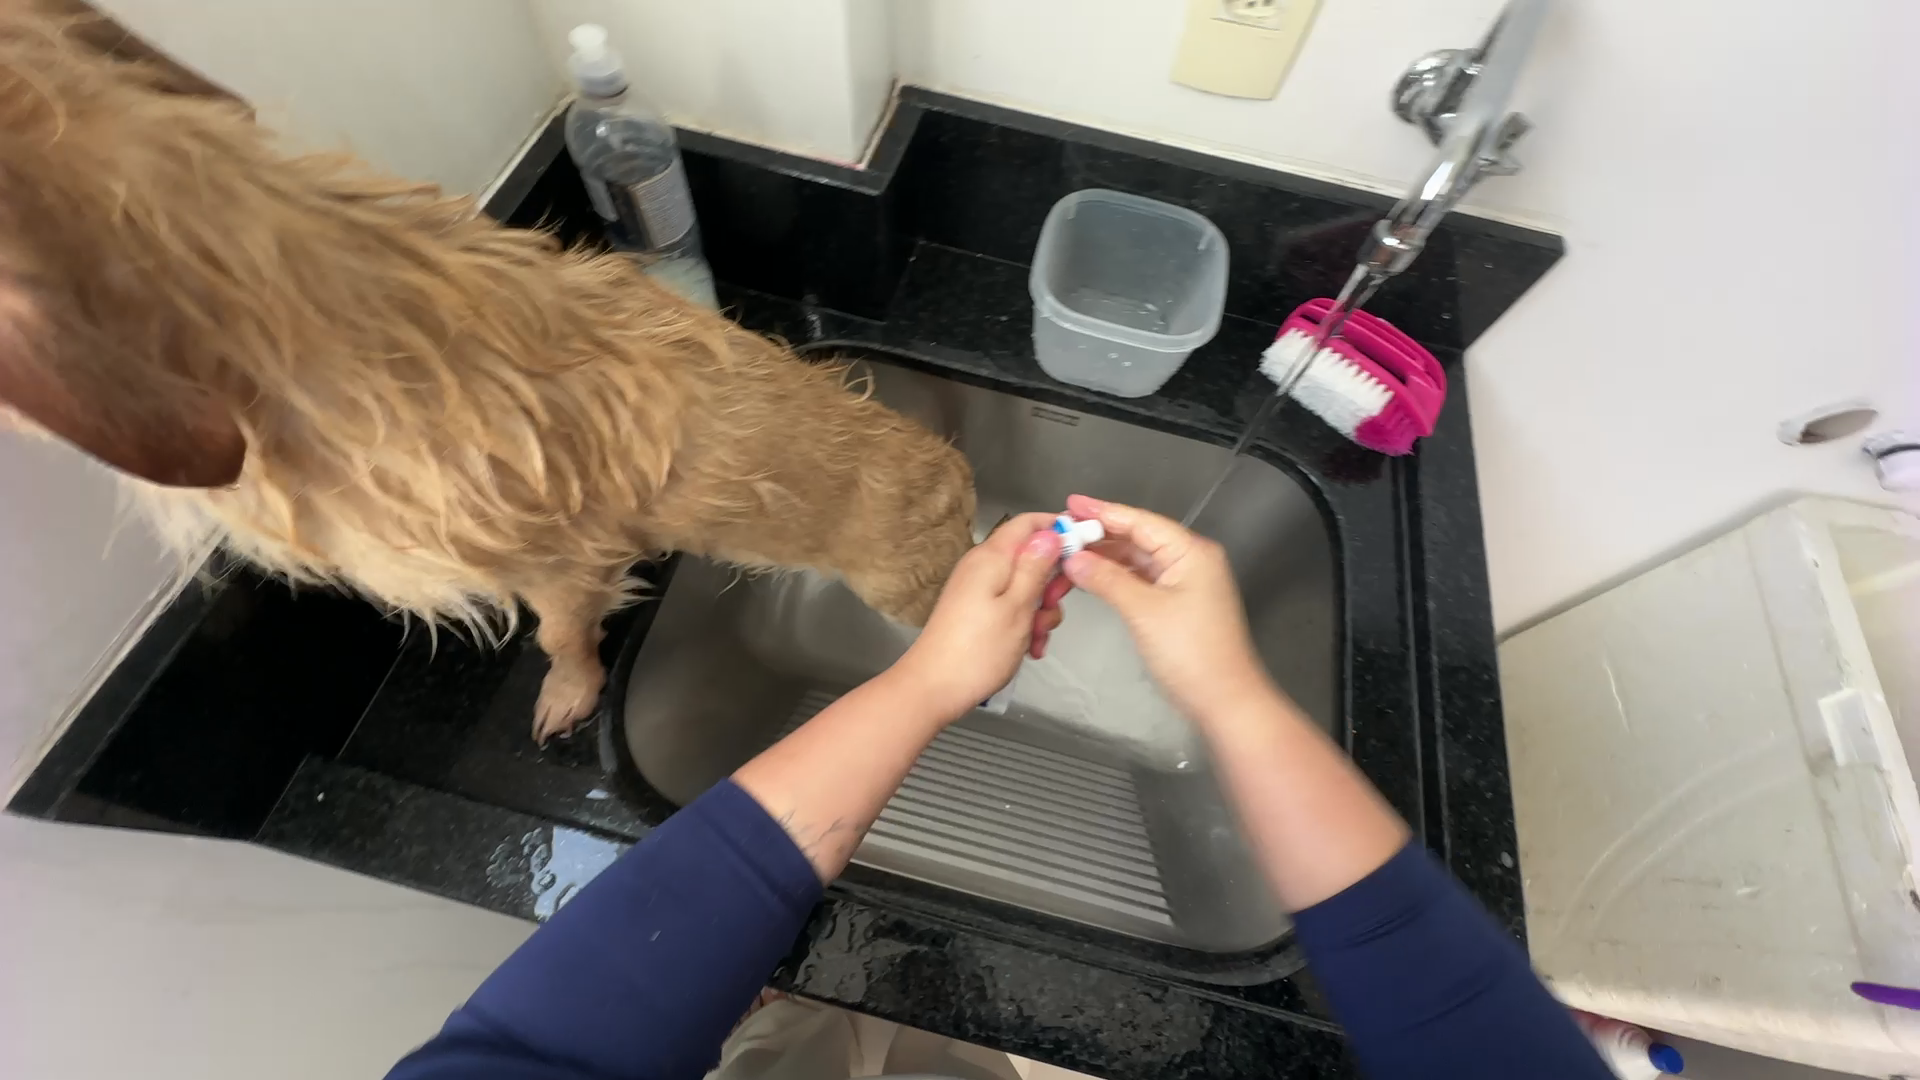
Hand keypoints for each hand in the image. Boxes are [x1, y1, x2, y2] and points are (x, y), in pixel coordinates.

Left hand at [891, 512, 1063, 719]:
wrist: (933, 688)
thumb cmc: (979, 650)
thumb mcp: (1018, 606)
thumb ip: (1035, 567)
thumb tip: (1051, 532)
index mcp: (992, 557)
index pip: (1029, 522)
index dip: (1059, 528)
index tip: (1085, 547)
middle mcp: (983, 566)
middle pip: (1031, 556)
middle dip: (1051, 582)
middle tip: (1053, 607)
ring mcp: (978, 589)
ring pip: (1026, 586)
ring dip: (1040, 611)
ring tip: (1036, 638)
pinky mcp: (977, 610)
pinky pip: (1011, 605)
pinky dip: (1025, 623)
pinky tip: (1028, 648)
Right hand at [1057, 494, 1274, 721]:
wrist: (1224, 701)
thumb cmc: (1190, 652)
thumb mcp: (1143, 611)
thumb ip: (1106, 579)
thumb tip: (1072, 558)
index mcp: (1190, 551)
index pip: (1140, 521)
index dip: (1103, 512)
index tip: (1070, 503)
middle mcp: (1189, 559)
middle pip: (1138, 537)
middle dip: (1100, 534)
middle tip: (1061, 529)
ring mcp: (1184, 582)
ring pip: (1137, 559)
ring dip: (1104, 556)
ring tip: (1068, 551)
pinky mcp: (1176, 603)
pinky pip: (1140, 579)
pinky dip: (1115, 576)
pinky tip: (1090, 575)